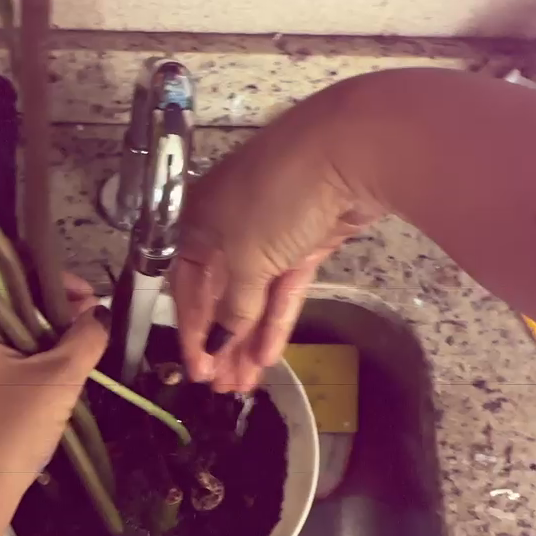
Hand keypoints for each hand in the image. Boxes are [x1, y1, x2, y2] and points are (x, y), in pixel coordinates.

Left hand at [0, 279, 107, 515]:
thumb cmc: (9, 432)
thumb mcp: (58, 380)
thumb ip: (85, 338)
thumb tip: (98, 314)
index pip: (9, 279)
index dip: (56, 285)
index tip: (89, 304)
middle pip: (1, 310)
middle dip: (46, 318)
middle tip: (83, 333)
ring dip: (31, 345)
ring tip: (67, 358)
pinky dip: (11, 368)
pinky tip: (38, 385)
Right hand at [172, 82, 384, 391]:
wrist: (349, 149)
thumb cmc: (275, 197)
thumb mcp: (245, 259)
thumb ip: (231, 310)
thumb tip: (218, 345)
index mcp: (196, 225)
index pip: (186, 289)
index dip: (191, 334)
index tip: (197, 371)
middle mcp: (225, 231)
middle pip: (220, 298)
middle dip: (221, 344)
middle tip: (222, 386)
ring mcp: (268, 237)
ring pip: (252, 299)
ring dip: (247, 341)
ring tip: (243, 383)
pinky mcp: (303, 244)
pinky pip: (282, 291)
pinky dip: (274, 322)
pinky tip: (267, 357)